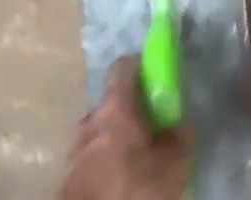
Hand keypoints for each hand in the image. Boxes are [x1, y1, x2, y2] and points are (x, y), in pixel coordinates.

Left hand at [61, 56, 190, 199]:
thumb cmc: (134, 187)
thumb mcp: (173, 164)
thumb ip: (179, 137)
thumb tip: (180, 123)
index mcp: (114, 107)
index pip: (123, 66)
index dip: (141, 65)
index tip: (157, 73)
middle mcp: (90, 119)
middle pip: (113, 102)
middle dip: (132, 109)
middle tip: (153, 125)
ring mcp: (75, 146)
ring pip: (101, 130)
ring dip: (118, 136)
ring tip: (137, 156)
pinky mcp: (70, 173)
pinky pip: (93, 154)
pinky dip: (107, 157)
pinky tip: (121, 176)